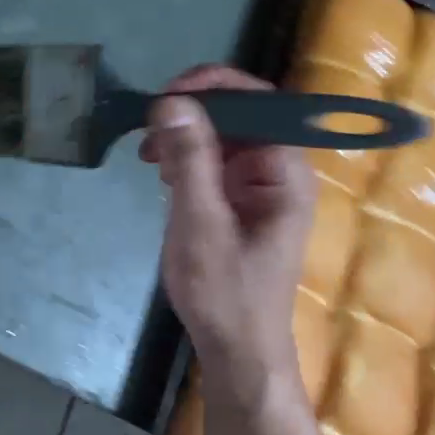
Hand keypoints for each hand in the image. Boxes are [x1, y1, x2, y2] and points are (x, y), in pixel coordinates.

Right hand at [139, 65, 315, 380]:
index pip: (262, 101)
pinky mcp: (238, 199)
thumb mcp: (200, 224)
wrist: (236, 350)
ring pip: (222, 133)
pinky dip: (184, 156)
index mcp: (285, 172)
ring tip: (149, 156)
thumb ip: (190, 160)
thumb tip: (172, 101)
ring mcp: (259, 184)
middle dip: (193, 111)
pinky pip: (213, 158)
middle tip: (149, 127)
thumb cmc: (224, 292)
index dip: (216, 85)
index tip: (168, 94)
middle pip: (240, 112)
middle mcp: (278, 170)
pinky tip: (162, 173)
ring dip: (184, 134)